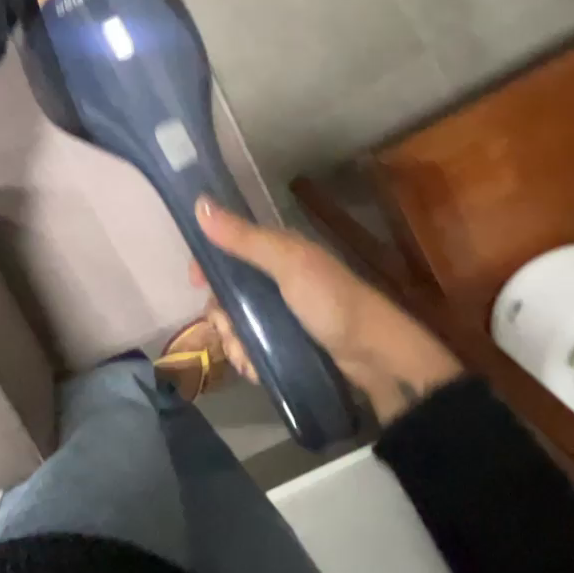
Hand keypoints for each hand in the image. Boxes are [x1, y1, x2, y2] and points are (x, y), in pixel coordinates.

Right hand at [192, 197, 462, 424]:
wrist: (376, 357)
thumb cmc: (332, 302)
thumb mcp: (287, 265)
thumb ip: (244, 239)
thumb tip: (199, 204)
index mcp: (276, 252)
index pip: (226, 250)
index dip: (207, 266)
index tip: (197, 285)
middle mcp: (275, 279)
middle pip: (226, 293)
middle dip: (221, 317)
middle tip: (231, 333)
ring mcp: (281, 312)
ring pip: (236, 323)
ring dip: (234, 343)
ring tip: (247, 359)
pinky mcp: (286, 341)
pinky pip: (251, 346)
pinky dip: (248, 358)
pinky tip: (255, 368)